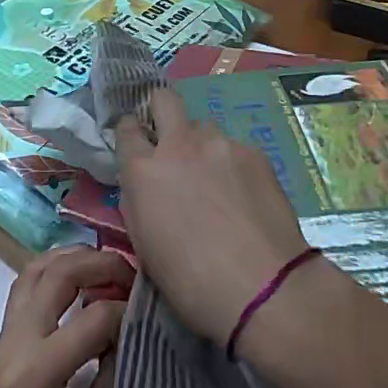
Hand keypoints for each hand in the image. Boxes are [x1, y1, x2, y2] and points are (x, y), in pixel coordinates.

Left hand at [0, 246, 132, 387]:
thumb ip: (119, 381)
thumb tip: (141, 333)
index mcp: (35, 374)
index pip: (93, 318)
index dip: (130, 312)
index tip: (155, 320)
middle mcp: (14, 342)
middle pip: (58, 274)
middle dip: (103, 264)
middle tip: (137, 276)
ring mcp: (4, 336)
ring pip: (36, 269)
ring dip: (76, 259)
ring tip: (112, 272)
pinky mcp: (4, 339)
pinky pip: (26, 285)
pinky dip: (57, 271)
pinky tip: (83, 284)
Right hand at [113, 86, 310, 342]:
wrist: (261, 288)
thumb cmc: (190, 281)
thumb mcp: (144, 243)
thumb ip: (140, 201)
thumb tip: (147, 186)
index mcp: (142, 170)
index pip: (126, 128)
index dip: (130, 132)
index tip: (136, 143)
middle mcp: (179, 146)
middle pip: (165, 99)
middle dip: (162, 110)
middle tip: (170, 140)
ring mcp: (220, 145)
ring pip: (205, 127)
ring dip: (201, 145)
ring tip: (215, 179)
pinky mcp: (254, 153)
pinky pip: (234, 149)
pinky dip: (232, 165)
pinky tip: (244, 195)